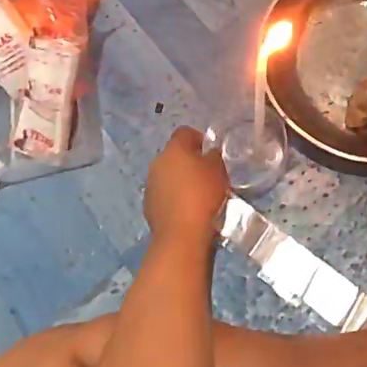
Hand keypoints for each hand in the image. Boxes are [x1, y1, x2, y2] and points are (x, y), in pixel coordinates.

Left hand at [144, 128, 228, 247]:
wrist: (182, 234)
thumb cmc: (203, 195)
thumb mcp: (218, 171)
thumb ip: (213, 157)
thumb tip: (208, 153)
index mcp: (174, 149)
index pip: (184, 132)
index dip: (198, 138)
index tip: (210, 151)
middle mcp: (157, 162)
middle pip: (174, 154)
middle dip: (188, 161)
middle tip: (206, 174)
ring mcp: (150, 184)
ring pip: (167, 175)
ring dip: (179, 180)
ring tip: (197, 195)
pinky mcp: (148, 205)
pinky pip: (163, 194)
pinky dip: (173, 197)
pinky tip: (186, 209)